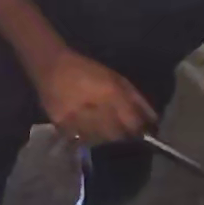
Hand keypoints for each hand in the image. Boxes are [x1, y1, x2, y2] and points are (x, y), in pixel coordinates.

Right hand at [35, 50, 156, 144]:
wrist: (50, 65)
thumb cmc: (86, 69)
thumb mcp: (116, 78)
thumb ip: (136, 100)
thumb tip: (153, 121)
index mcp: (110, 92)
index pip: (131, 123)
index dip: (138, 131)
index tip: (140, 132)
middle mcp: (94, 107)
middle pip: (116, 135)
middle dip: (121, 135)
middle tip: (119, 130)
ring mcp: (75, 117)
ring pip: (98, 140)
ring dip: (103, 137)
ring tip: (101, 128)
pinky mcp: (60, 123)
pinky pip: (79, 139)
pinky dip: (86, 137)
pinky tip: (86, 129)